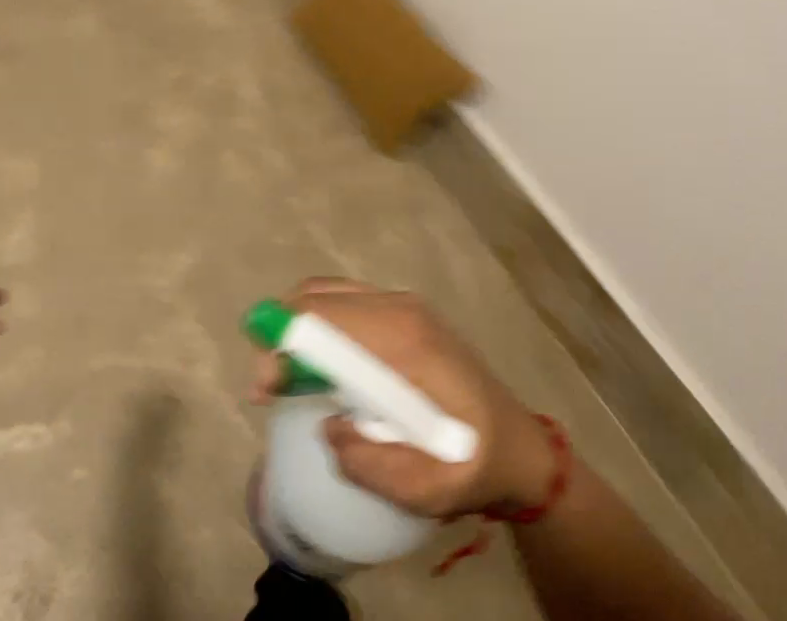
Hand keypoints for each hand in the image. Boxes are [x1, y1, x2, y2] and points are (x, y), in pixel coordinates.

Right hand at [249, 277, 555, 518]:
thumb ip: (373, 467)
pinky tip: (318, 368)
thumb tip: (329, 428)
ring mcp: (402, 305)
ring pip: (327, 295)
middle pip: (317, 298)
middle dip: (281, 337)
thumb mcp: (431, 490)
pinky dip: (317, 327)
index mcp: (406, 340)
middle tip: (270, 388)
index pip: (324, 317)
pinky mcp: (403, 314)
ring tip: (287, 379)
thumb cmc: (477, 466)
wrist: (521, 448)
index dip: (283, 345)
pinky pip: (344, 304)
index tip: (265, 390)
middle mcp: (400, 308)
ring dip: (297, 330)